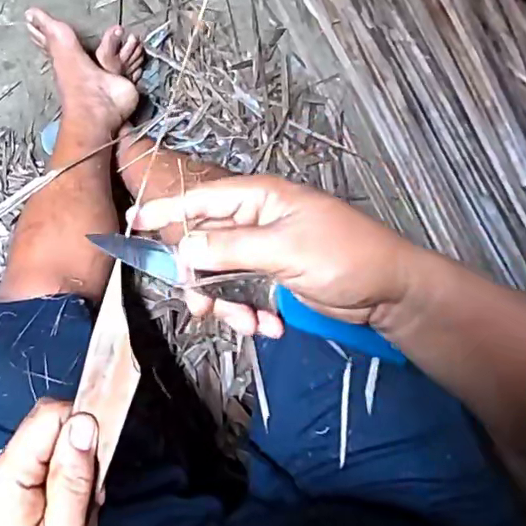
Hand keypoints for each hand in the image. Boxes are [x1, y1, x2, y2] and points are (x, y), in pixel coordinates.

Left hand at [0, 400, 99, 525]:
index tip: (103, 454)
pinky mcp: (12, 506)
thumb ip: (73, 480)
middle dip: (83, 461)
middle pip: (54, 432)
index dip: (84, 426)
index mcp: (7, 478)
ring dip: (78, 486)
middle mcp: (1, 477)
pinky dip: (68, 501)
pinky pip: (49, 480)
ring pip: (56, 456)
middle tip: (89, 504)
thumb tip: (85, 425)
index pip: (50, 415)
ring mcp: (5, 491)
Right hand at [130, 175, 433, 337]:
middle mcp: (254, 221)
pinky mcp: (270, 279)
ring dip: (227, 304)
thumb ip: (231, 248)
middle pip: (204, 246)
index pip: (201, 200)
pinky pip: (240, 295)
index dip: (166, 211)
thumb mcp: (285, 249)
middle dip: (200, 279)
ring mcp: (262, 252)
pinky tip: (270, 326)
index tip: (134, 222)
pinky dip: (248, 313)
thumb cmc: (343, 255)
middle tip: (201, 304)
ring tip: (251, 324)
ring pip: (219, 276)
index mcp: (258, 198)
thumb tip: (182, 248)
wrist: (391, 293)